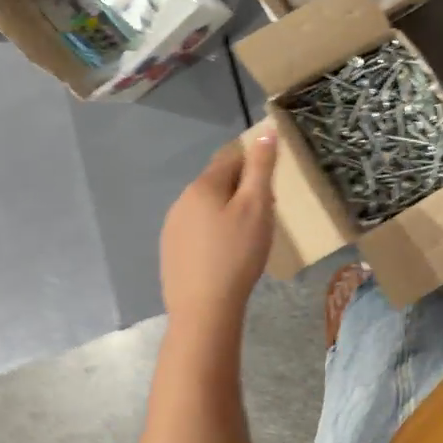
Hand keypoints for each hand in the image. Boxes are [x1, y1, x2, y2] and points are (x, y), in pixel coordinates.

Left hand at [159, 129, 277, 334]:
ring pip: (207, 205)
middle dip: (242, 188)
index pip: (232, 156)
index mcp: (203, 185)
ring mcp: (172, 227)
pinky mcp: (171, 251)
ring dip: (228, 210)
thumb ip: (261, 167)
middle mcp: (182, 200)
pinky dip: (214, 231)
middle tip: (264, 213)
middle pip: (218, 180)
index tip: (271, 185)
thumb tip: (265, 131)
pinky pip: (198, 228)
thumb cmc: (237, 253)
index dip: (254, 164)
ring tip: (247, 235)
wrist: (203, 311)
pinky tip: (225, 253)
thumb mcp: (257, 206)